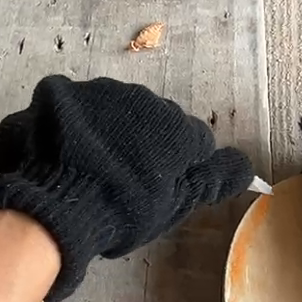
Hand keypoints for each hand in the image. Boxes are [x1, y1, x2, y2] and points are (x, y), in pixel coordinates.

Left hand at [0, 76, 254, 301]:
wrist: (54, 202)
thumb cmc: (124, 209)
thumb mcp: (177, 203)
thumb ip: (214, 179)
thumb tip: (247, 165)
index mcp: (175, 125)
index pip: (192, 143)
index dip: (178, 168)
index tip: (158, 191)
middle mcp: (142, 98)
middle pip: (153, 122)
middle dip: (143, 146)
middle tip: (121, 183)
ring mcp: (98, 91)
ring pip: (114, 112)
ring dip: (109, 133)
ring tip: (88, 170)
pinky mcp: (58, 93)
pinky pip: (73, 109)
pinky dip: (71, 127)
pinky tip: (59, 154)